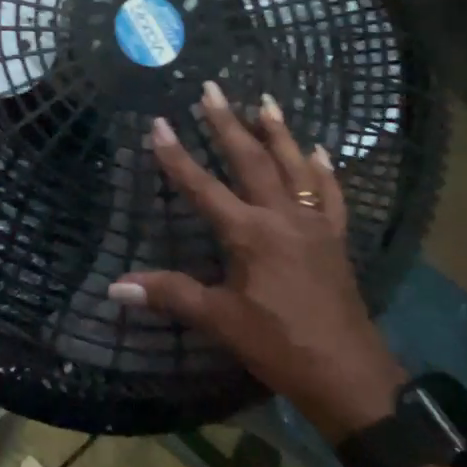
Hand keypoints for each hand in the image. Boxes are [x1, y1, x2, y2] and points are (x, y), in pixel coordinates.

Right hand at [108, 82, 405, 441]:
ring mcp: (313, 225)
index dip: (177, 155)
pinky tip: (320, 152)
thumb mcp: (220, 321)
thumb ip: (170, 295)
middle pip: (251, 160)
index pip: (202, 186)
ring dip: (277, 132)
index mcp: (249, 234)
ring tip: (264, 100)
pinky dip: (324, 171)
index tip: (158, 122)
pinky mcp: (335, 239)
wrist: (351, 378)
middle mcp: (282, 217)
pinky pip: (330, 196)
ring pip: (294, 167)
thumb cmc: (280, 345)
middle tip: (211, 88)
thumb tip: (115, 288)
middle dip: (227, 123)